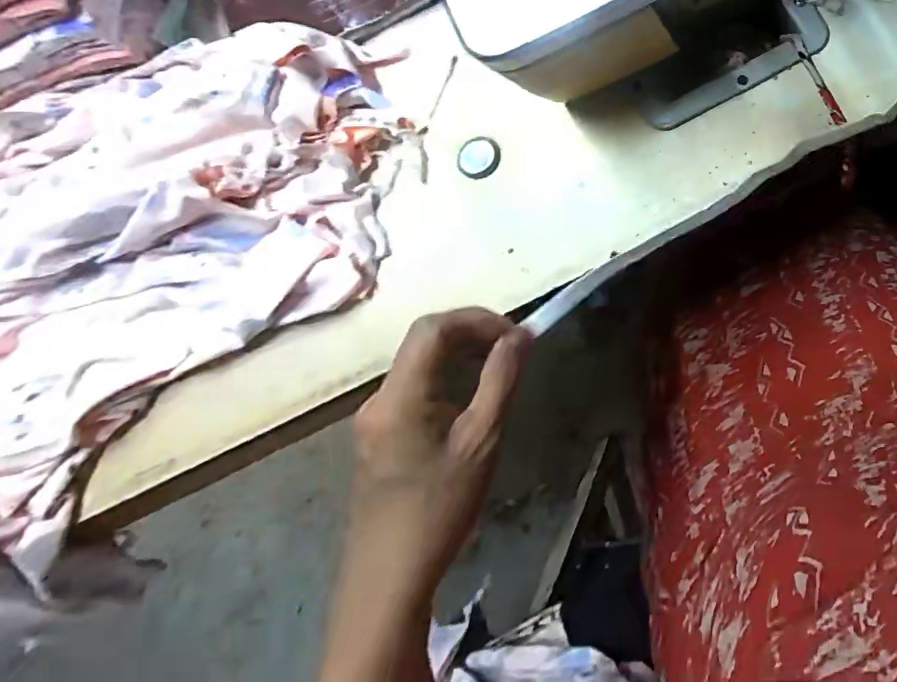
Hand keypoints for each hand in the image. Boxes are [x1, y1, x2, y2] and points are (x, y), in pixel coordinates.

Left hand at [348, 308, 530, 598]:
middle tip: (515, 350)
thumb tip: (521, 334)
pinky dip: (450, 377)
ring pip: (421, 363)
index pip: (433, 328)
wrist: (389, 577)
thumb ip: (502, 380)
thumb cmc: (439, 507)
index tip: (515, 335)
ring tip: (501, 370)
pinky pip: (417, 386)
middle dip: (474, 333)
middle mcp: (379, 399)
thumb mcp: (483, 440)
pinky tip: (474, 400)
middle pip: (425, 341)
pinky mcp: (380, 435)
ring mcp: (375, 418)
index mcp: (399, 396)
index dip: (477, 318)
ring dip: (463, 354)